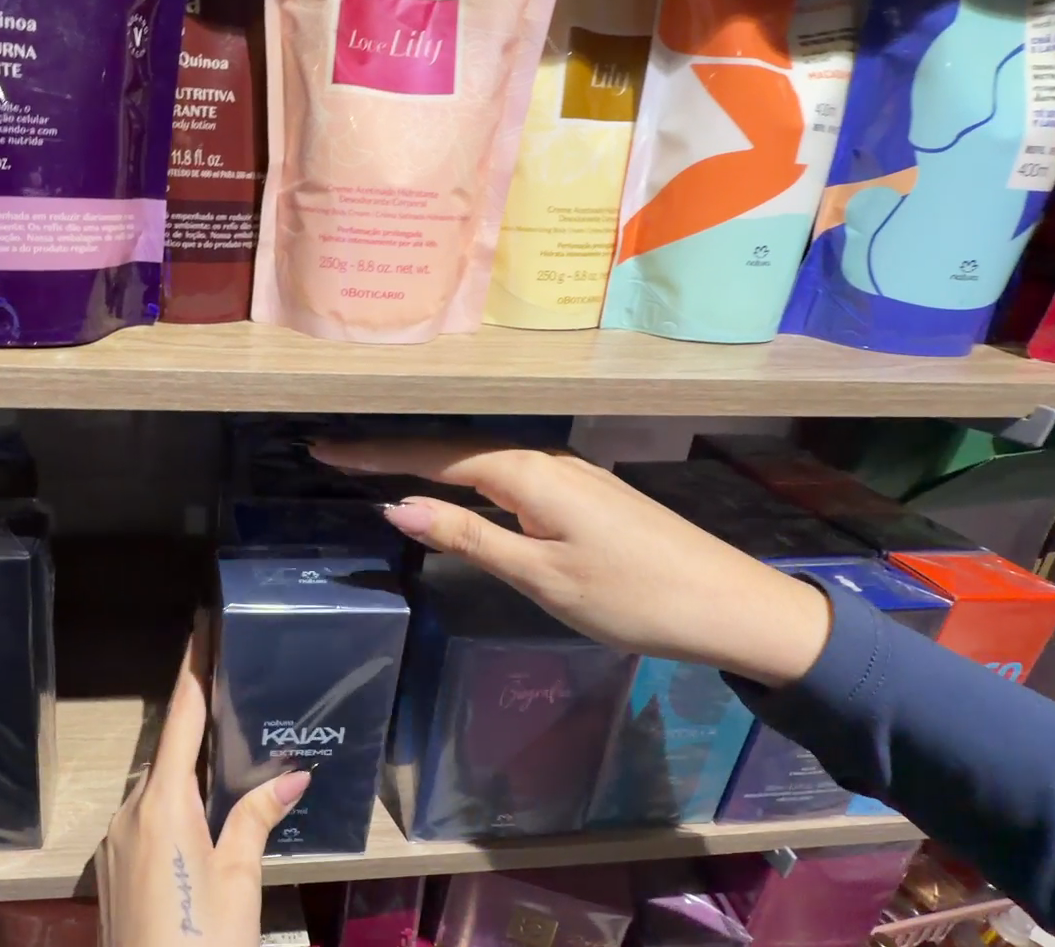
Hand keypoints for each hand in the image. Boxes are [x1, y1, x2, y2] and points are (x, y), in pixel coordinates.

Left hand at [98, 620, 309, 946]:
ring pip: (156, 786)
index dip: (192, 670)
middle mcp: (130, 809)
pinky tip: (197, 825)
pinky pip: (144, 816)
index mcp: (163, 801)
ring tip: (225, 769)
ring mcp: (114, 840)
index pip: (181, 717)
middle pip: (168, 751)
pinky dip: (170, 805)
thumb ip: (257, 817)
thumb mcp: (239, 877)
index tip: (200, 629)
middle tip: (232, 702)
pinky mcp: (111, 867)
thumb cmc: (204, 939)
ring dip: (185, 773)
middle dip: (197, 727)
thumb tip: (294, 775)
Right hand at [313, 441, 831, 686]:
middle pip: (451, 447)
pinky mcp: (578, 490)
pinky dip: (461, 474)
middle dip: (389, 449)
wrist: (732, 606)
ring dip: (424, 459)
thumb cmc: (632, 598)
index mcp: (526, 473)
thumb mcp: (540, 575)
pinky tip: (450, 484)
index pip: (431, 457)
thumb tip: (399, 507)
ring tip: (374, 463)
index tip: (323, 447)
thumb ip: (467, 537)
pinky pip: (503, 472)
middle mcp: (542, 458)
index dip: (373, 454)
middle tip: (334, 452)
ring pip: (478, 457)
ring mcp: (564, 471)